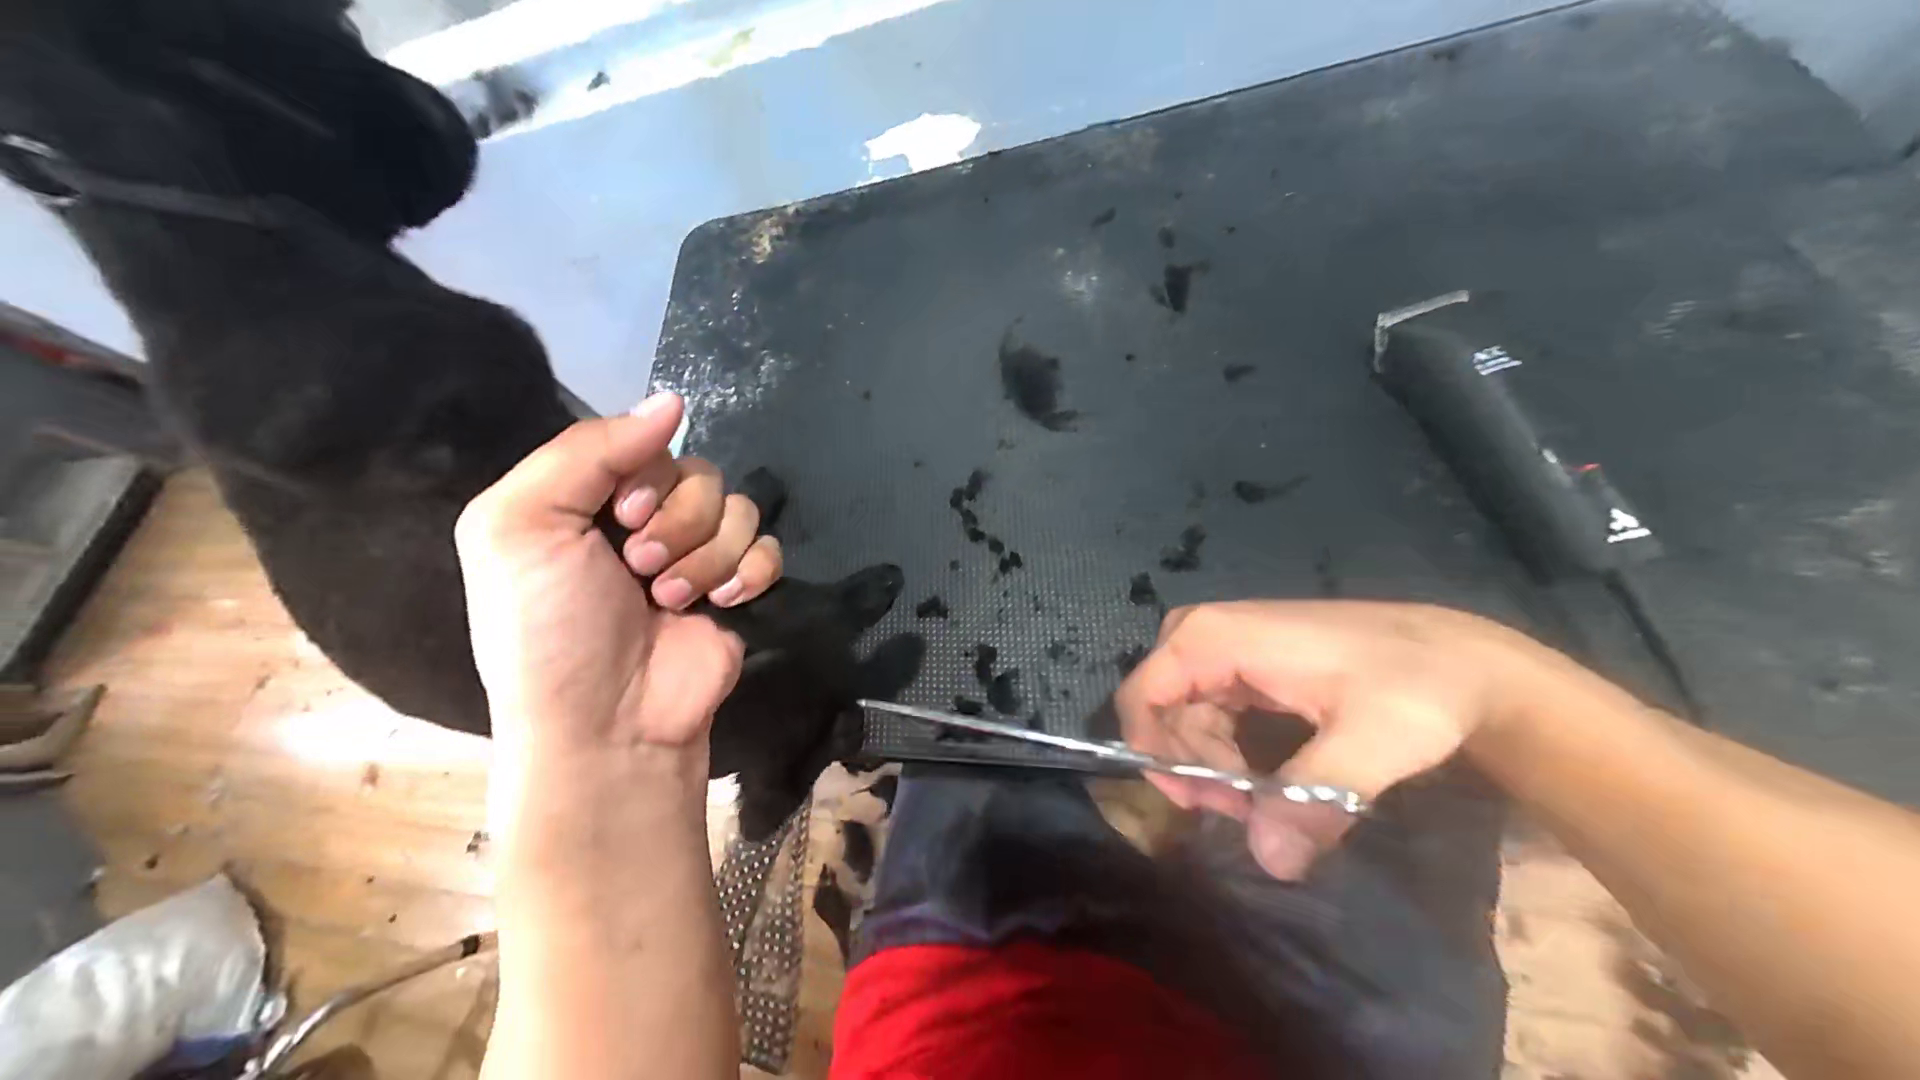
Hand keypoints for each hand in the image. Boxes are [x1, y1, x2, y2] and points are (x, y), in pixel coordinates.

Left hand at [454, 392, 781, 773]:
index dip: (646, 473)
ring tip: (672, 599)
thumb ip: (585, 449)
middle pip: (701, 472)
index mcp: (589, 500)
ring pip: (740, 508)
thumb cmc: (550, 628)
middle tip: (641, 568)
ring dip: (707, 555)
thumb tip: (674, 400)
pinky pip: (770, 547)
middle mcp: (646, 520)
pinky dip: (750, 572)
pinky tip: (722, 602)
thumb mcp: (519, 526)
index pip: (646, 443)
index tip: (621, 516)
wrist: (609, 724)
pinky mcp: (740, 587)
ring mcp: (699, 555)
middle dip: (677, 522)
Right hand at [1114, 600, 1561, 878]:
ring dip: (1211, 765)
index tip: (1200, 804)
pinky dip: (1225, 751)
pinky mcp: (1241, 663)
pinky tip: (1263, 778)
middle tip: (1247, 811)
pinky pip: (1208, 712)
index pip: (1142, 698)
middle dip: (1191, 767)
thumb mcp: (1373, 739)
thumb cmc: (1415, 685)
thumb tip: (1269, 861)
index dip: (1154, 756)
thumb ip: (1316, 795)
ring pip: (1182, 716)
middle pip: (1162, 711)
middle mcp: (1204, 633)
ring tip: (1265, 800)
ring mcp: (1222, 646)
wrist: (1461, 658)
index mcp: (1213, 637)